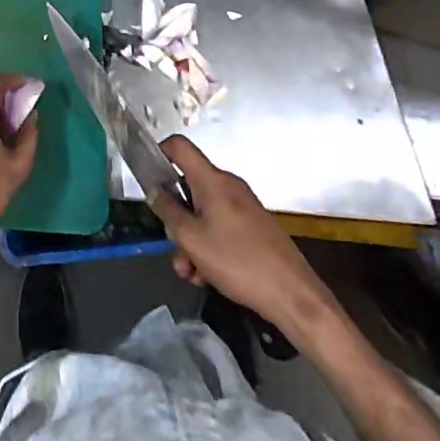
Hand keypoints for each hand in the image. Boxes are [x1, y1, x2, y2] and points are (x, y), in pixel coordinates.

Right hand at [147, 136, 336, 336]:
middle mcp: (228, 186)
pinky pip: (219, 227)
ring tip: (192, 273)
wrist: (292, 294)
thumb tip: (155, 192)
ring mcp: (242, 206)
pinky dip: (208, 247)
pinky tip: (208, 276)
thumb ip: (168, 212)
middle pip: (188, 189)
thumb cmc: (238, 261)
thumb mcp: (191, 239)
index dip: (159, 153)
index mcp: (212, 180)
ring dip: (190, 242)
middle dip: (175, 220)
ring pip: (202, 214)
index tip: (147, 178)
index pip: (179, 146)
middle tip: (174, 248)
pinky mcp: (252, 226)